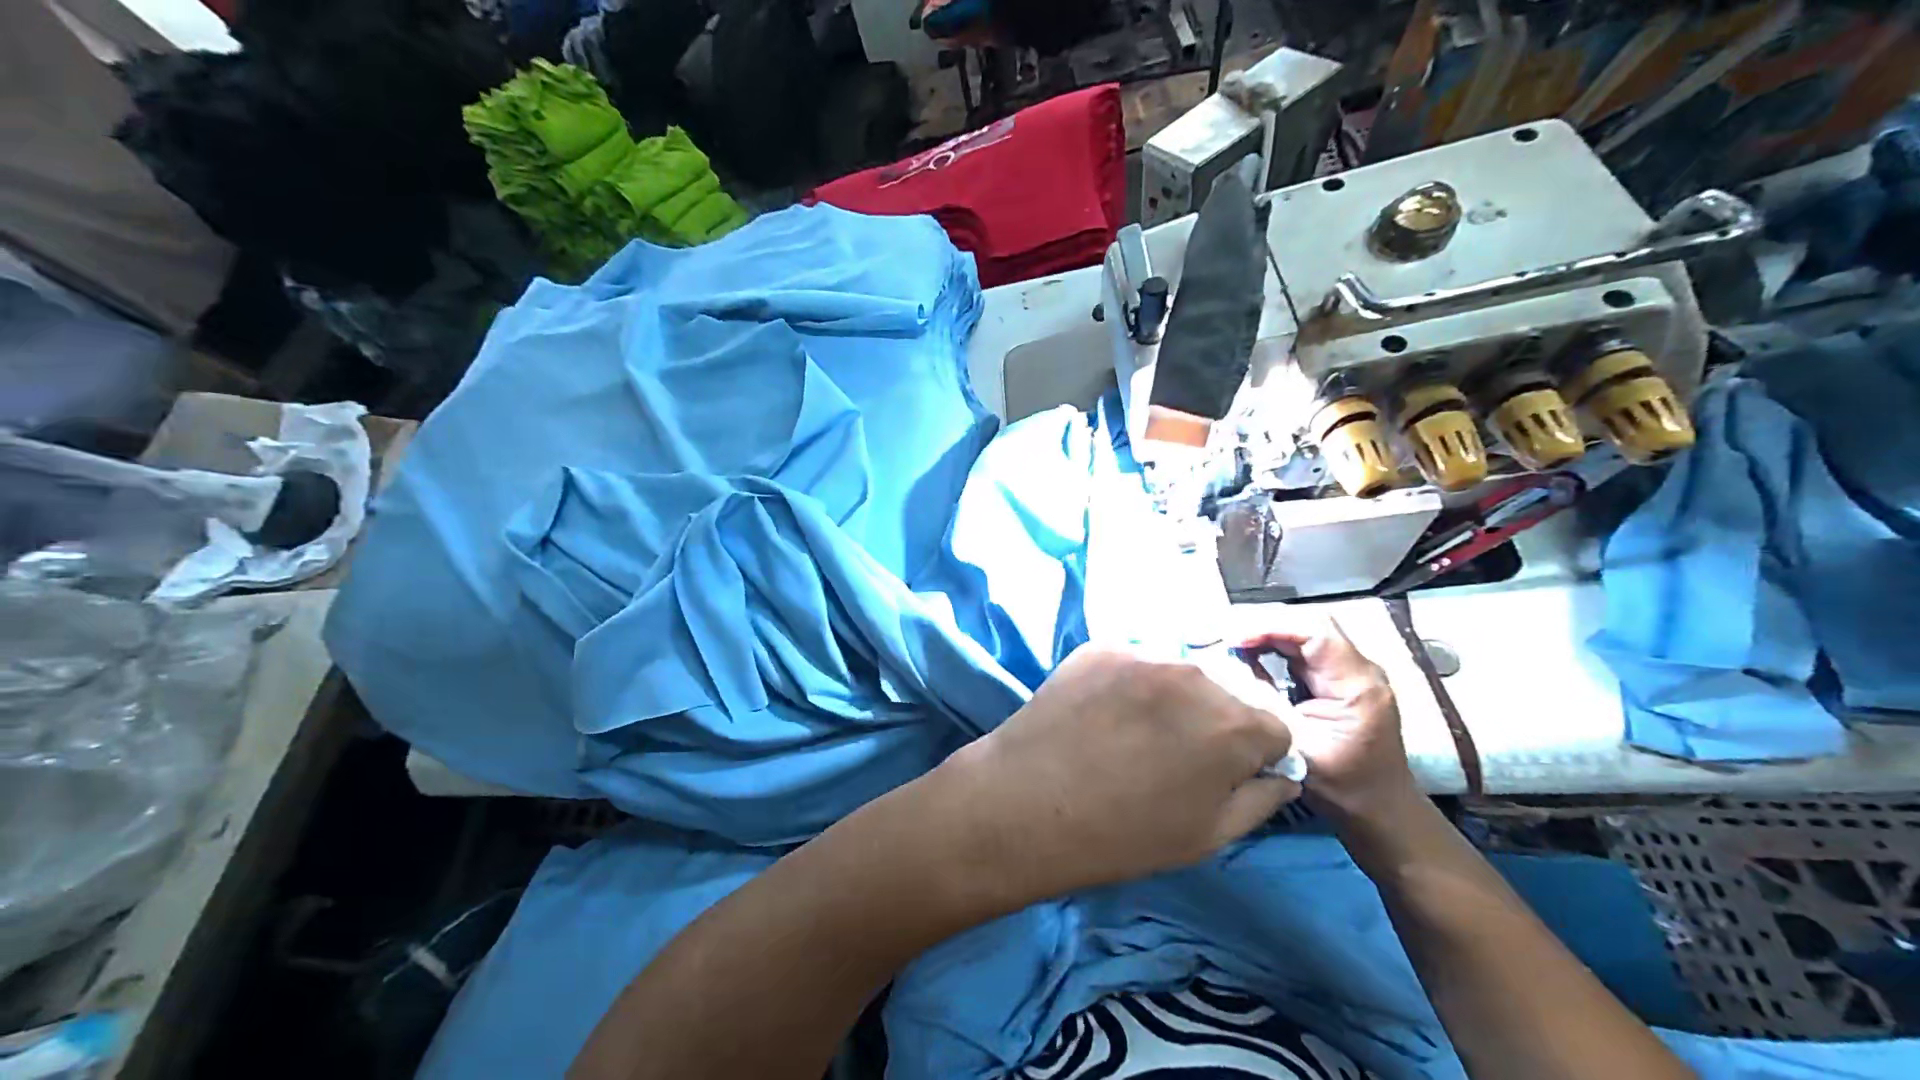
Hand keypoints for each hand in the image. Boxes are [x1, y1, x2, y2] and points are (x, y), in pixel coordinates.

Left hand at [924, 646, 1300, 908]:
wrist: (1025, 803)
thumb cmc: (1122, 835)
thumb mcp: (1208, 836)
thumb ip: (1261, 798)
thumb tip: (1279, 771)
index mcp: (1236, 725)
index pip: (1274, 726)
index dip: (1252, 754)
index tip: (1218, 773)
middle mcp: (1197, 675)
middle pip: (1229, 692)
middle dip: (1216, 719)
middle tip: (1171, 753)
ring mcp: (1145, 654)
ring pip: (1181, 673)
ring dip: (1173, 697)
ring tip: (1133, 731)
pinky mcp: (1101, 646)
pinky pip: (1135, 662)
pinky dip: (1129, 683)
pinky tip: (1101, 712)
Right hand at [1237, 612, 1418, 826]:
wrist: (1379, 814)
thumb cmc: (1342, 787)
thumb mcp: (1295, 746)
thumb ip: (1264, 702)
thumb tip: (1224, 667)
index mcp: (1357, 684)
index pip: (1314, 631)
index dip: (1271, 626)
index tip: (1235, 640)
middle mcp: (1359, 670)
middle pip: (1310, 626)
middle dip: (1265, 626)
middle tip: (1226, 638)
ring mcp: (1350, 674)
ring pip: (1305, 635)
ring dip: (1268, 636)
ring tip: (1232, 645)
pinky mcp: (1337, 683)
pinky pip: (1303, 653)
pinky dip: (1274, 650)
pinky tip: (1248, 658)